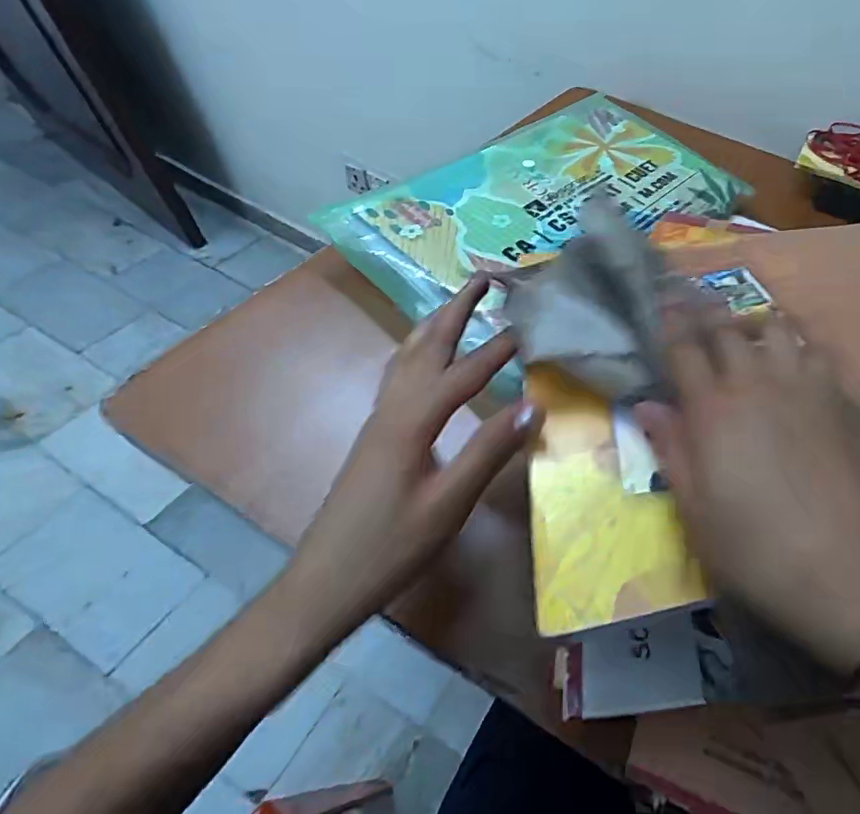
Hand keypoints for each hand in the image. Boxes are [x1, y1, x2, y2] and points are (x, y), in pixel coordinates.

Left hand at [283, 274, 539, 632]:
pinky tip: (424, 360)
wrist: (325, 580)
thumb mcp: (448, 505)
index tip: (530, 324)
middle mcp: (392, 407)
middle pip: (427, 345)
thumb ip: (489, 451)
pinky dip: (418, 351)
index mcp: (412, 421)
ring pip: (407, 355)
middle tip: (485, 278)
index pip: (464, 372)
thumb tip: (534, 404)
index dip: (499, 349)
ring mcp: (378, 419)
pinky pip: (399, 375)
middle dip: (456, 309)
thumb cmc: (390, 547)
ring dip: (435, 324)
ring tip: (458, 304)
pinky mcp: (374, 434)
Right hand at [634, 305, 859, 665]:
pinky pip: (815, 349)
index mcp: (712, 410)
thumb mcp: (696, 512)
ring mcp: (802, 386)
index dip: (669, 323)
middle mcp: (754, 383)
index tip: (661, 302)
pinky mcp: (839, 398)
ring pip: (774, 328)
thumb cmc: (759, 547)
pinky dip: (797, 340)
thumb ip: (670, 450)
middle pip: (725, 329)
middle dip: (704, 309)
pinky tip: (793, 352)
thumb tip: (645, 405)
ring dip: (752, 320)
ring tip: (743, 324)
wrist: (856, 568)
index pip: (683, 350)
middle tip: (691, 295)